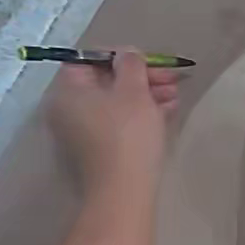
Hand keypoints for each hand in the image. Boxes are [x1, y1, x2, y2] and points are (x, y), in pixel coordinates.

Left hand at [49, 49, 179, 191]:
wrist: (124, 191)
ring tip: (175, 97)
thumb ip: (131, 64)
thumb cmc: (127, 134)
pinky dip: (141, 115)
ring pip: (116, 104)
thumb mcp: (134, 90)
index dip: (120, 56)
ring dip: (146, 96)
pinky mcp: (101, 151)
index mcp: (69, 91)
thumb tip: (127, 53)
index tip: (148, 61)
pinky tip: (166, 113)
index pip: (90, 60)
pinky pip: (120, 124)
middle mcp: (69, 110)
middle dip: (140, 78)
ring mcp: (84, 133)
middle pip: (106, 83)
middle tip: (171, 79)